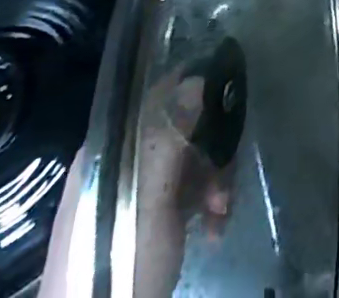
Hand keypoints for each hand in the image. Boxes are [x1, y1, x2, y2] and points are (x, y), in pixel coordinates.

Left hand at [36, 76, 232, 297]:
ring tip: (221, 215)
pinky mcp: (149, 222)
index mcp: (112, 143)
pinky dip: (205, 208)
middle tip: (224, 185)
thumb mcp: (148, 197)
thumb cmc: (118, 259)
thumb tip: (196, 79)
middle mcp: (122, 158)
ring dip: (213, 184)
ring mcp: (136, 192)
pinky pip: (185, 197)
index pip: (156, 98)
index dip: (193, 95)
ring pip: (186, 165)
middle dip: (210, 153)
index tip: (227, 106)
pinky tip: (215, 231)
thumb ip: (169, 137)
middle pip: (178, 132)